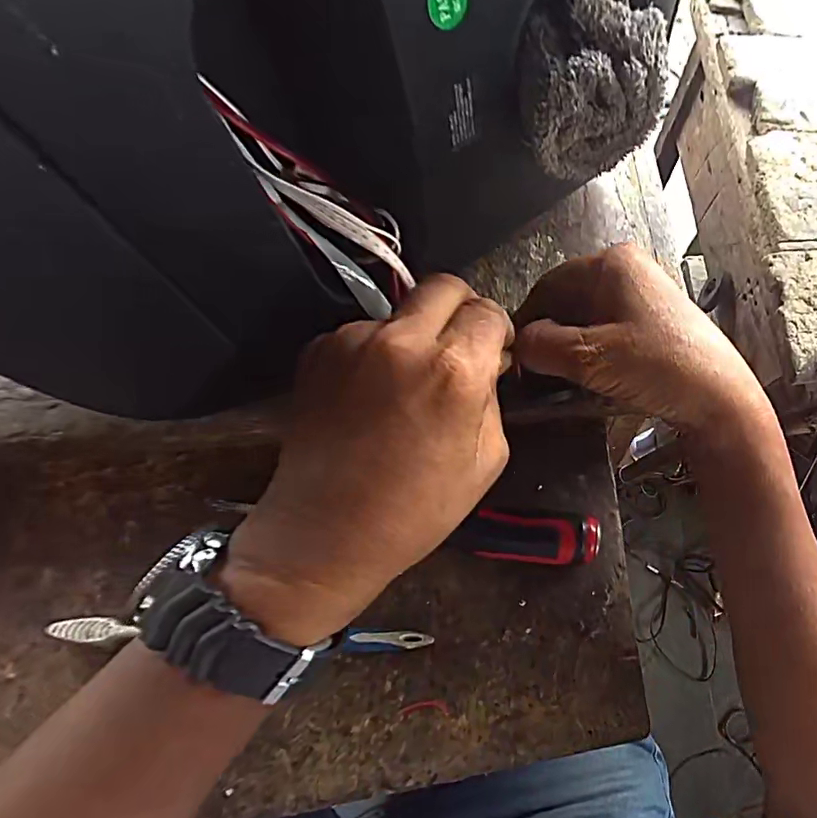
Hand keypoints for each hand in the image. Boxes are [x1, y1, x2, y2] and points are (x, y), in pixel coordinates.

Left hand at [217, 276, 512, 645]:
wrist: (326, 532)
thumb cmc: (419, 508)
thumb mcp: (489, 458)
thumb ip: (494, 397)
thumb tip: (487, 363)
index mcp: (456, 371)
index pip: (489, 311)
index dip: (498, 331)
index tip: (496, 351)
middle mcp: (403, 342)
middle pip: (445, 285)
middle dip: (463, 309)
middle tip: (462, 346)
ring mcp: (352, 341)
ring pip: (403, 310)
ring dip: (417, 333)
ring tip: (409, 384)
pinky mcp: (318, 351)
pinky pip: (365, 332)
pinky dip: (379, 351)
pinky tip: (376, 395)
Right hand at [514, 244, 771, 437]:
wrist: (723, 401)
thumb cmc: (670, 368)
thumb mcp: (592, 358)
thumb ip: (544, 347)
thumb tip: (520, 345)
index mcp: (613, 264)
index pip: (546, 287)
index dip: (527, 325)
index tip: (516, 358)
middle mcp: (629, 274)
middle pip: (567, 306)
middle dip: (551, 342)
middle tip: (539, 378)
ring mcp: (643, 301)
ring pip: (587, 325)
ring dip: (572, 355)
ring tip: (567, 385)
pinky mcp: (653, 328)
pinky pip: (610, 339)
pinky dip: (595, 360)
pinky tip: (594, 384)